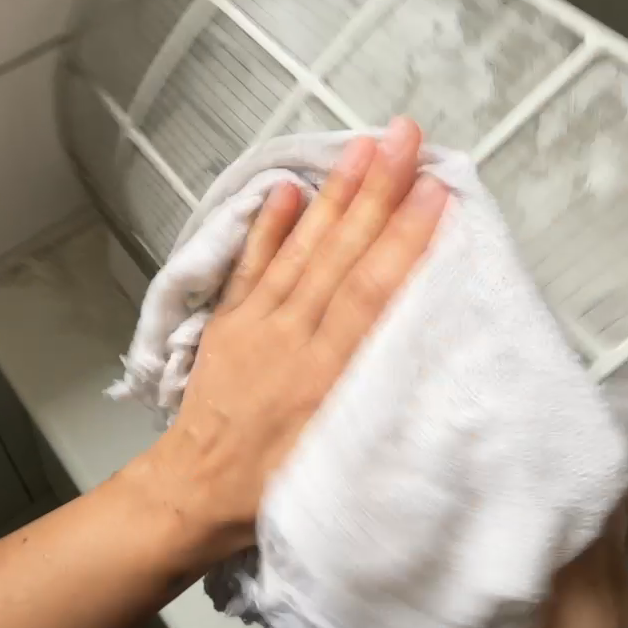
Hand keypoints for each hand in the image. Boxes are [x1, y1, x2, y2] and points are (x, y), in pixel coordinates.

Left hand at [114, 117, 449, 565]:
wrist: (193, 489)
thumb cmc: (273, 488)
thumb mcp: (337, 460)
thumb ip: (375, 403)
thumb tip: (421, 351)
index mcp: (324, 375)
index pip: (373, 294)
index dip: (405, 240)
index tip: (434, 191)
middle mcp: (291, 336)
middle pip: (341, 256)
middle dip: (376, 193)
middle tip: (403, 138)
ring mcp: (256, 323)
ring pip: (301, 250)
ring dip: (333, 197)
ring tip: (359, 148)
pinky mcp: (229, 321)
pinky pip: (251, 266)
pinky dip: (268, 227)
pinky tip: (287, 189)